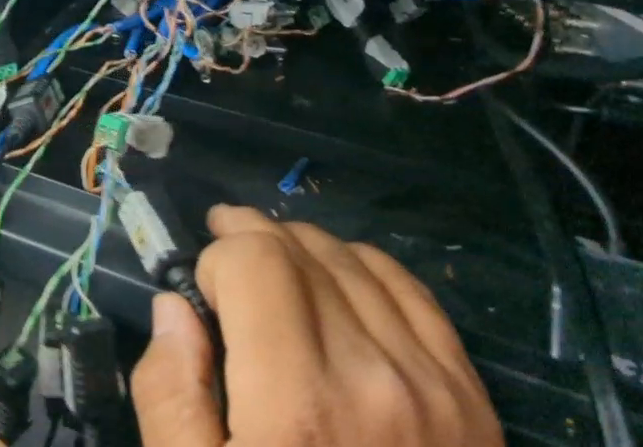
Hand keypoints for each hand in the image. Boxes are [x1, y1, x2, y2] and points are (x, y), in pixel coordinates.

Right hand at [132, 206, 503, 446]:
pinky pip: (414, 293)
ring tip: (273, 262)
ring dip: (304, 249)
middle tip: (223, 251)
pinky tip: (339, 276)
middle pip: (304, 252)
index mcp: (297, 405)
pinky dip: (366, 267)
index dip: (217, 256)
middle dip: (253, 238)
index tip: (201, 287)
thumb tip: (175, 308)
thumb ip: (171, 398)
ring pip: (357, 261)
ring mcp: (433, 387)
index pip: (256, 261)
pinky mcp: (472, 402)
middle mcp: (371, 376)